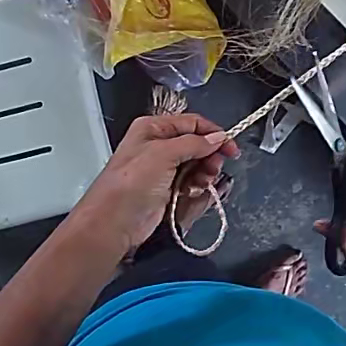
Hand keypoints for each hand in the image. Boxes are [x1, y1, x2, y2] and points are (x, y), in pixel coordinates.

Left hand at [64, 113, 237, 257]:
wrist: (114, 222)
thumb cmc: (132, 183)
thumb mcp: (164, 154)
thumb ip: (194, 143)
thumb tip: (219, 137)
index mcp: (153, 129)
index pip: (192, 123)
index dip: (213, 133)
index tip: (231, 147)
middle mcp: (158, 145)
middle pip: (197, 144)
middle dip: (209, 156)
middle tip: (214, 169)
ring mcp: (163, 169)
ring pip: (197, 165)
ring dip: (205, 173)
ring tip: (203, 183)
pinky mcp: (167, 189)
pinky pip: (191, 182)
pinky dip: (197, 186)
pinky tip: (193, 192)